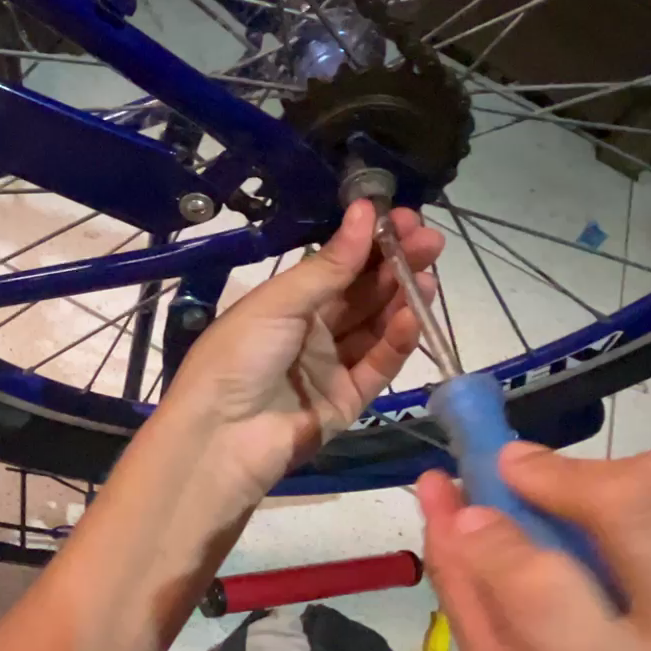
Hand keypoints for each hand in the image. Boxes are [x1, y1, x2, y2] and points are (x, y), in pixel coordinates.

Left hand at [158, 200, 442, 507]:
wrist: (221, 437)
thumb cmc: (237, 357)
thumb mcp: (277, 303)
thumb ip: (327, 265)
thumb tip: (364, 213)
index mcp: (282, 304)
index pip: (334, 267)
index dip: (367, 243)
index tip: (400, 217)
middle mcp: (306, 332)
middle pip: (359, 294)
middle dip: (394, 265)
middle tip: (429, 240)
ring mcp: (328, 367)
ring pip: (374, 327)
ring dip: (401, 299)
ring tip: (428, 274)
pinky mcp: (346, 400)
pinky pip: (377, 366)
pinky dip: (396, 341)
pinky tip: (413, 315)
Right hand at [415, 445, 650, 650]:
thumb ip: (468, 598)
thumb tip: (439, 491)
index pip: (548, 593)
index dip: (493, 537)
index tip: (463, 509)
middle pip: (639, 508)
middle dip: (557, 472)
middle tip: (511, 469)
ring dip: (599, 476)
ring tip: (566, 505)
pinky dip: (647, 504)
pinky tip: (630, 546)